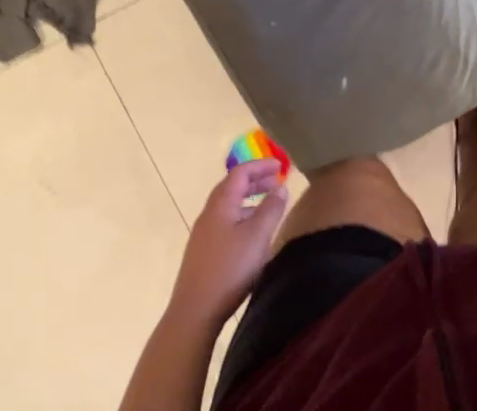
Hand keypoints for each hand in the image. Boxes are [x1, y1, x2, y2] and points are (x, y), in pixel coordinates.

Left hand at [166, 158, 289, 329]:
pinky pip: (226, 222)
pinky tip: (252, 233)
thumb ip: (271, 209)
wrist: (195, 310)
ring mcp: (203, 234)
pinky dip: (242, 216)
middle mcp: (209, 214)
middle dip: (255, 181)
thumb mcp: (257, 236)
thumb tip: (280, 187)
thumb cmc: (229, 268)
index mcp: (220, 204)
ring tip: (268, 205)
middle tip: (277, 182)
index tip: (280, 165)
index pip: (239, 173)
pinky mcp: (203, 252)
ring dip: (249, 200)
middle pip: (232, 187)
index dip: (260, 166)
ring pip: (228, 206)